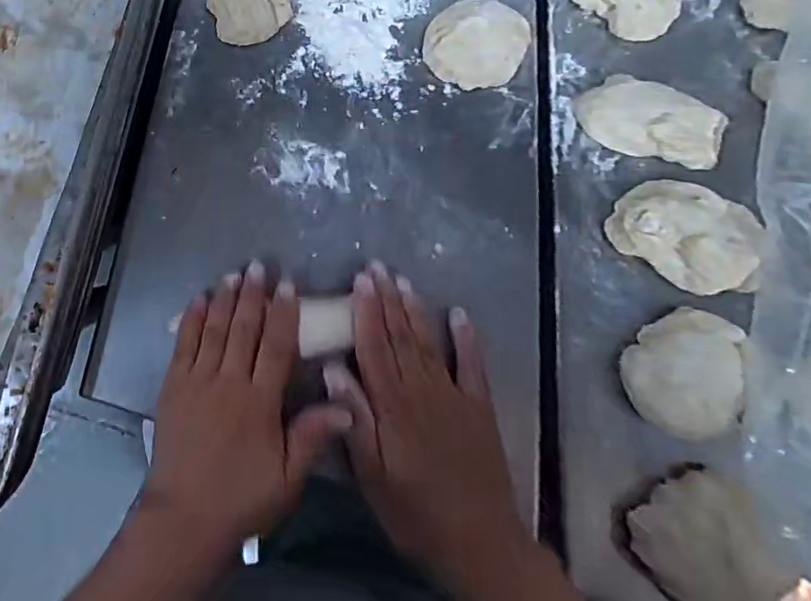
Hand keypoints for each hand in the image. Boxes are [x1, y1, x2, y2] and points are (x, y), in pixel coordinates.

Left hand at [139, 262, 351, 556]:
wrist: (184, 517)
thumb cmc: (242, 498)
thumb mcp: (287, 478)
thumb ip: (312, 436)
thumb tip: (346, 405)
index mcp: (260, 402)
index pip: (276, 347)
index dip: (283, 314)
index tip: (288, 287)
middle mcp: (229, 382)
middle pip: (244, 329)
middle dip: (253, 295)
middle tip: (260, 266)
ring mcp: (197, 380)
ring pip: (214, 330)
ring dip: (225, 299)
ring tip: (234, 274)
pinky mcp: (173, 386)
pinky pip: (184, 344)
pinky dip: (192, 319)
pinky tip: (199, 299)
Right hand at [325, 263, 576, 600]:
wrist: (480, 544)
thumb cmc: (413, 512)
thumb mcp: (371, 474)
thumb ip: (353, 418)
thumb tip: (331, 367)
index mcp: (391, 404)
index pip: (373, 346)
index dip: (365, 311)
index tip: (359, 279)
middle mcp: (421, 390)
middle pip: (400, 335)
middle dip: (386, 298)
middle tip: (376, 266)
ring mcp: (453, 396)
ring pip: (427, 342)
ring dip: (414, 309)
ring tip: (402, 280)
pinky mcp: (479, 409)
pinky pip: (471, 365)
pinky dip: (466, 338)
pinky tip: (459, 313)